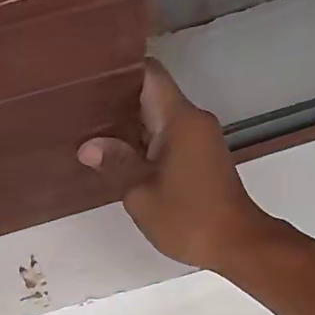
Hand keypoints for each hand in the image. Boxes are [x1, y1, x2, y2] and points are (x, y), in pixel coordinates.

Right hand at [77, 59, 287, 271]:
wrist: (238, 244)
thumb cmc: (188, 218)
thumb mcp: (141, 193)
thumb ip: (116, 162)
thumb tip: (88, 147)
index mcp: (179, 119)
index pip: (149, 73)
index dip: (118, 70)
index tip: (88, 75)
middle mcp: (193, 119)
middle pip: (151, 93)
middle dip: (116, 98)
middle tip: (77, 106)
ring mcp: (200, 137)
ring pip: (158, 116)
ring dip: (128, 122)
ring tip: (89, 128)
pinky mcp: (201, 155)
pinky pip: (168, 135)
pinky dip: (143, 140)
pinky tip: (117, 153)